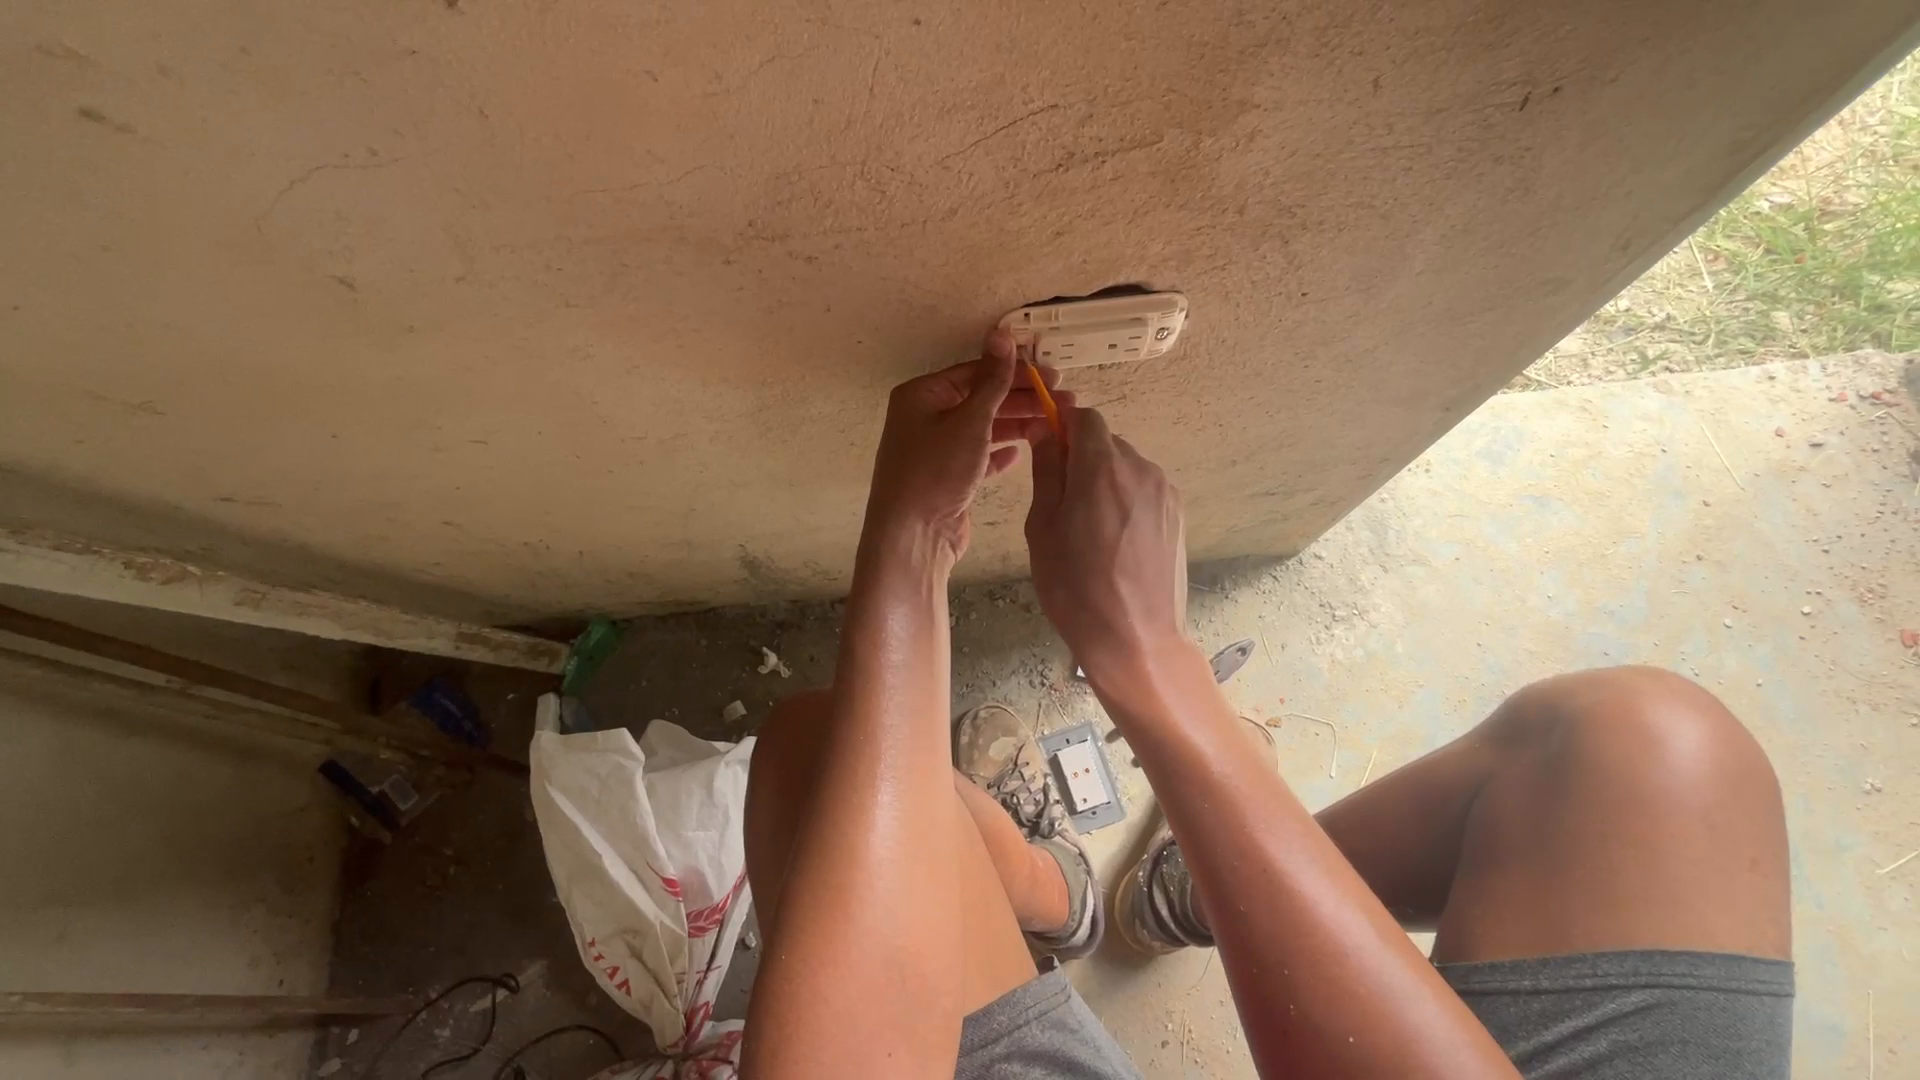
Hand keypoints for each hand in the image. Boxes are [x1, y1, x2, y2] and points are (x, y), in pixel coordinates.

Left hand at [864, 328, 1071, 561]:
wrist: (913, 535)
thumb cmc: (935, 472)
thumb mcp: (969, 421)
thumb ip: (992, 380)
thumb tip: (1002, 335)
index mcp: (921, 395)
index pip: (976, 373)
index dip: (1015, 373)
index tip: (1052, 377)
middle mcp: (924, 418)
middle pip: (981, 400)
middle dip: (1022, 400)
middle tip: (1063, 401)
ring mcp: (934, 449)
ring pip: (982, 428)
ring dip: (1017, 425)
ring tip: (1054, 424)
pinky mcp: (946, 477)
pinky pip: (977, 456)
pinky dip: (998, 452)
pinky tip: (1021, 452)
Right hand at [1025, 407, 1188, 681]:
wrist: (1134, 638)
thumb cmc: (1075, 586)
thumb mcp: (1043, 527)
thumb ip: (1047, 470)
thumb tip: (1046, 430)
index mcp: (1102, 466)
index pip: (1084, 417)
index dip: (1062, 425)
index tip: (1046, 449)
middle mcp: (1140, 468)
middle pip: (1106, 442)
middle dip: (1082, 459)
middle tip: (1062, 504)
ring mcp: (1165, 492)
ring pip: (1126, 467)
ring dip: (1104, 482)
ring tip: (1090, 530)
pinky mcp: (1178, 515)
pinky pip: (1143, 491)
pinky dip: (1125, 501)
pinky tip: (1115, 542)